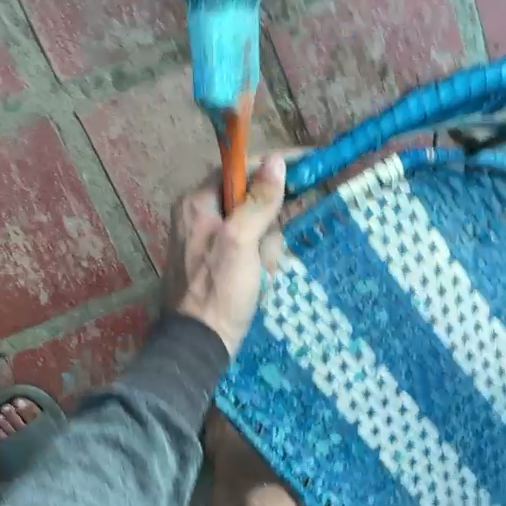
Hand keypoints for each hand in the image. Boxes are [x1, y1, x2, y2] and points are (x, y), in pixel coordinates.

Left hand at [165, 155, 287, 354]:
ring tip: (264, 269)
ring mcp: (206, 239)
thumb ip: (259, 201)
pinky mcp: (215, 261)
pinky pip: (248, 247)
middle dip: (271, 219)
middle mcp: (197, 214)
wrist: (199, 344)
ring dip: (267, 244)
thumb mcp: (241, 241)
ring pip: (252, 225)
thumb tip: (277, 162)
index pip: (240, 167)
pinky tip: (262, 276)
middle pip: (248, 197)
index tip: (309, 163)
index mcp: (197, 202)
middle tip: (279, 239)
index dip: (274, 164)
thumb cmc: (219, 291)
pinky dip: (261, 258)